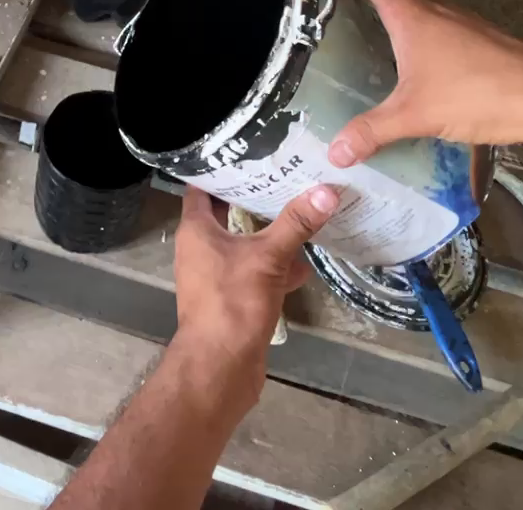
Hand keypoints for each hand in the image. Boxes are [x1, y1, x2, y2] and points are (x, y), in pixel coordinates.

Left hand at [170, 184, 337, 398]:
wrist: (221, 368)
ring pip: (244, 244)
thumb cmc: (232, 302)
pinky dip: (276, 266)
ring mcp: (215, 274)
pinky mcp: (233, 298)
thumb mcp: (268, 257)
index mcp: (196, 229)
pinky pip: (255, 272)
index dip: (223, 170)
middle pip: (226, 213)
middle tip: (284, 177)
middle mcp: (200, 247)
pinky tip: (306, 262)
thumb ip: (295, 224)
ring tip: (300, 212)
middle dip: (254, 198)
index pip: (203, 187)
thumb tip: (326, 190)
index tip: (250, 154)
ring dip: (269, 233)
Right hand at [301, 0, 522, 170]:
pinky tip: (403, 59)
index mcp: (410, 13)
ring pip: (409, 5)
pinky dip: (406, 29)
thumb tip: (335, 153)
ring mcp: (458, 22)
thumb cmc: (480, 95)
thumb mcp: (417, 115)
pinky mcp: (477, 40)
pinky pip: (430, 24)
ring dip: (379, 6)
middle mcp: (433, 8)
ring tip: (353, 26)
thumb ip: (372, 131)